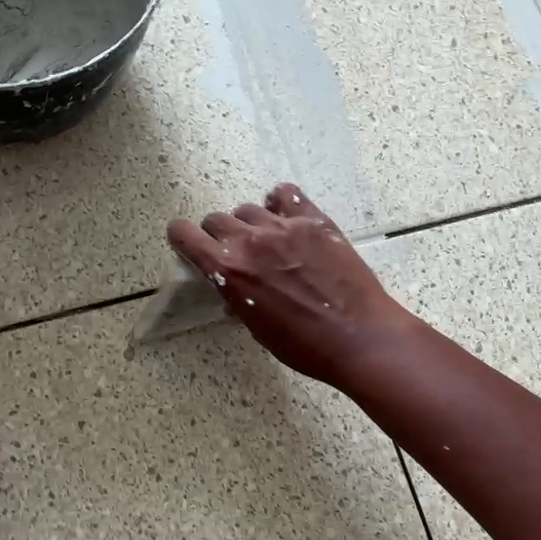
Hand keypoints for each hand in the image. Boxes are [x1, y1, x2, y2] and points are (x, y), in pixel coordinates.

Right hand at [167, 183, 420, 388]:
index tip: (184, 239)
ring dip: (249, 222)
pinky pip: (286, 193)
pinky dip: (279, 201)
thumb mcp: (257, 328)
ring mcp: (283, 226)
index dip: (181, 237)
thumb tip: (234, 292)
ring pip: (248, 208)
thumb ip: (237, 299)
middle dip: (217, 233)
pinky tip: (284, 214)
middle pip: (217, 219)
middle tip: (232, 250)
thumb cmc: (304, 345)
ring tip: (264, 239)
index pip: (186, 235)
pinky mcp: (314, 220)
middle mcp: (250, 240)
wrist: (359, 338)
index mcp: (228, 269)